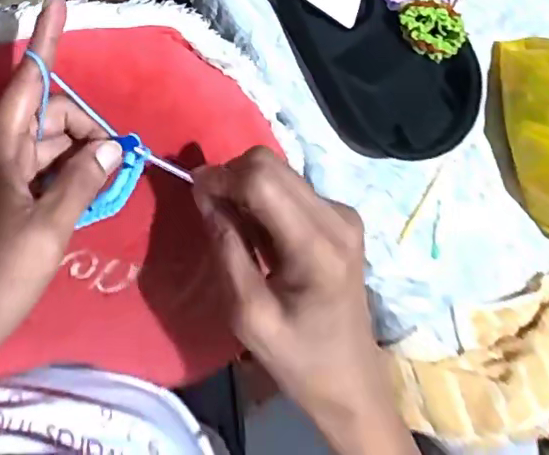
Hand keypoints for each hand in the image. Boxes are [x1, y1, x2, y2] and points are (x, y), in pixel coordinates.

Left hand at [0, 0, 122, 396]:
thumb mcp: (48, 229)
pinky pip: (34, 169)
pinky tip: (83, 196)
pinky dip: (61, 175)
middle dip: (83, 127)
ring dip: (76, 155)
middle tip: (115, 165)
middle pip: (46, 114)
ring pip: (44, 143)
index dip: (46, 36)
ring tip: (105, 185)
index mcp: (0, 143)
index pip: (30, 77)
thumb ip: (81, 182)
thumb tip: (107, 148)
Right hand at [193, 148, 413, 454]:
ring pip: (277, 169)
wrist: (352, 385)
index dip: (221, 177)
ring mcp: (342, 214)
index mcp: (317, 247)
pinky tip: (258, 230)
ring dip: (245, 185)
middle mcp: (336, 218)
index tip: (195, 192)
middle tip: (210, 207)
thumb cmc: (299, 358)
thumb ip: (225, 246)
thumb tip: (203, 191)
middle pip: (269, 164)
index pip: (261, 179)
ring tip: (233, 222)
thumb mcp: (247, 313)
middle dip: (231, 176)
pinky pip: (288, 183)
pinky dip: (262, 195)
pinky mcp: (341, 215)